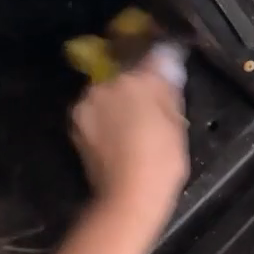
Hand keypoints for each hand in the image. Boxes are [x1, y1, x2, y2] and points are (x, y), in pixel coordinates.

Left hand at [70, 44, 188, 223]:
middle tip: (155, 104)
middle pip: (128, 75)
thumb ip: (168, 90)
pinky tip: (121, 134)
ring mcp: (88, 104)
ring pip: (110, 92)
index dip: (165, 61)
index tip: (171, 64)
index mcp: (138, 80)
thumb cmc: (162, 161)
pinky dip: (108, 116)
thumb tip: (167, 67)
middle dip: (140, 84)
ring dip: (121, 100)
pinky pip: (97, 110)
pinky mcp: (77, 123)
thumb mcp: (177, 122)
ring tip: (137, 122)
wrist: (129, 196)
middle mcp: (108, 85)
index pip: (155, 57)